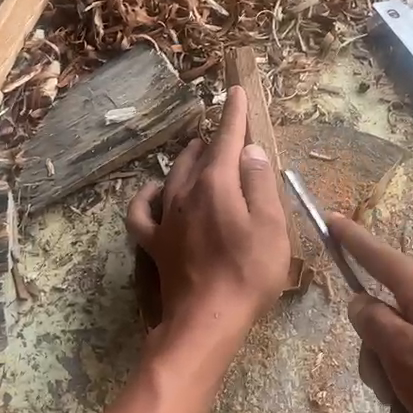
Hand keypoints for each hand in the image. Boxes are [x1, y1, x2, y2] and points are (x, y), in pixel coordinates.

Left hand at [126, 86, 291, 360]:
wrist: (205, 321)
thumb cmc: (248, 274)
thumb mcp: (271, 226)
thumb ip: (260, 184)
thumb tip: (250, 151)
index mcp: (216, 184)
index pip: (227, 138)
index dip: (234, 114)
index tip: (236, 92)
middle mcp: (185, 193)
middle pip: (199, 155)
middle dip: (214, 139)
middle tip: (228, 133)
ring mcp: (165, 218)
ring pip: (173, 175)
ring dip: (187, 159)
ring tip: (199, 152)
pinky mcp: (153, 243)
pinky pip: (141, 210)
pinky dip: (148, 195)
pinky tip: (156, 191)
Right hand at [330, 214, 412, 412]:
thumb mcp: (403, 354)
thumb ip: (374, 323)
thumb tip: (360, 300)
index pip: (378, 256)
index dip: (352, 240)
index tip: (332, 219)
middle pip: (391, 320)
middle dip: (380, 363)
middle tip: (385, 395)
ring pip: (412, 358)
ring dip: (403, 400)